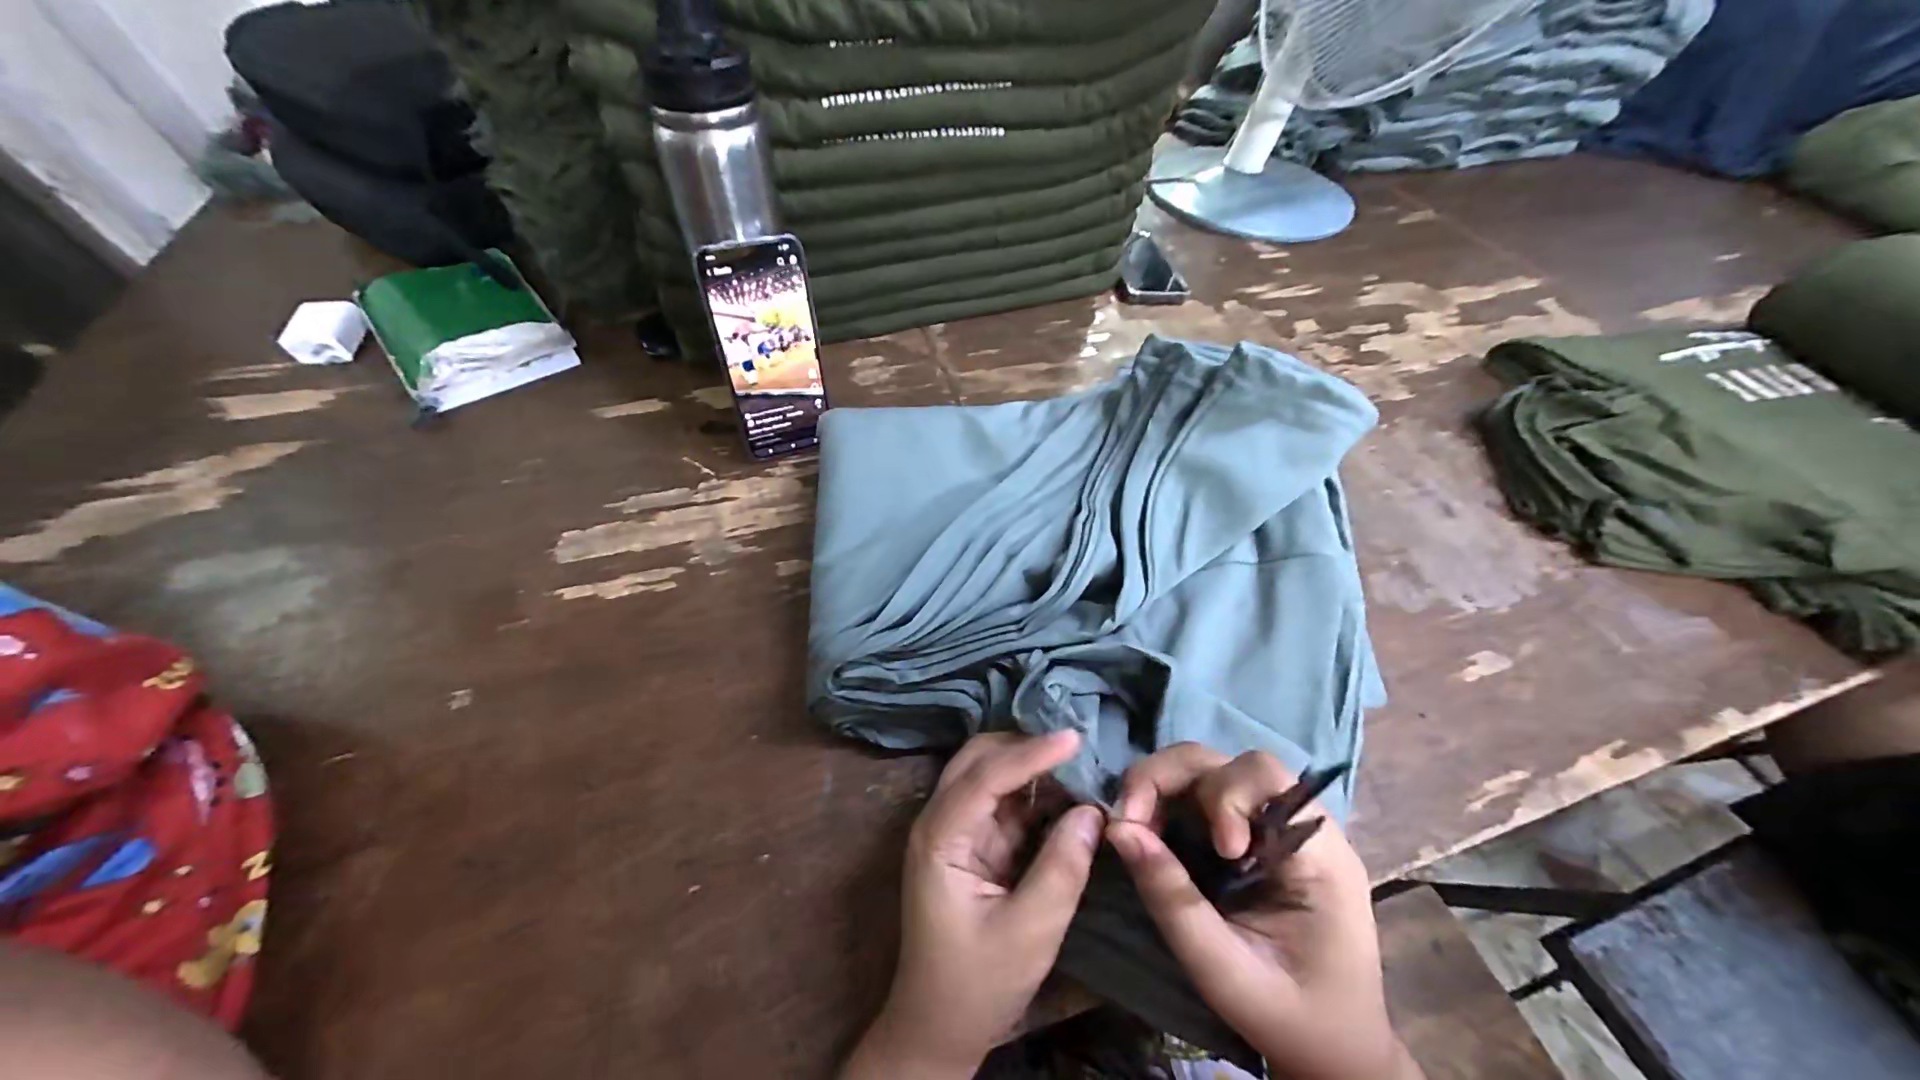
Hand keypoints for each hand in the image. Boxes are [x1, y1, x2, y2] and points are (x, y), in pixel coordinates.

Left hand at [843, 731, 1104, 1078]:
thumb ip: (1062, 869)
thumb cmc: (977, 984)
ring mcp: (957, 831)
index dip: (1030, 753)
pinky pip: (1006, 804)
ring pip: (993, 775)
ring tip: (1082, 765)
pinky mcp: (975, 845)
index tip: (1074, 738)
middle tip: (1079, 746)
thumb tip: (1093, 811)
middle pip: (979, 760)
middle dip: (1026, 747)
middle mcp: (941, 822)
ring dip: (1034, 767)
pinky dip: (1036, 794)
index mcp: (940, 838)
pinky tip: (1069, 794)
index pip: (984, 776)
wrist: (939, 1027)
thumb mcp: (1029, 932)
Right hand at [1106, 745, 1421, 1079]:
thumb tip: (1117, 830)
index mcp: (1317, 852)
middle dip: (1167, 778)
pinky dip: (1164, 804)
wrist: (1331, 1053)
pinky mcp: (1243, 835)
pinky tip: (1150, 835)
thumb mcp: (1226, 973)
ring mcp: (1265, 826)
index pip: (1265, 774)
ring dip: (1160, 788)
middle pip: (1224, 762)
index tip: (1218, 851)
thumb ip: (1174, 902)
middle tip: (1132, 820)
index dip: (1225, 794)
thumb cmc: (1291, 1019)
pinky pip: (1197, 797)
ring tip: (1136, 828)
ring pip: (1204, 771)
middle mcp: (1292, 824)